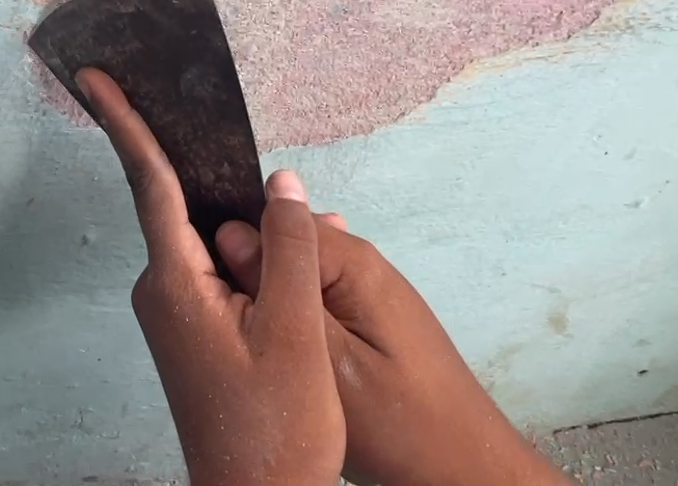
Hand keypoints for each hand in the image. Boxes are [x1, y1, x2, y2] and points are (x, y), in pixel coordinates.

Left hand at [77, 68, 343, 485]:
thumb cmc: (276, 429)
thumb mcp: (295, 334)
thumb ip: (286, 249)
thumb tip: (279, 181)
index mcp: (174, 282)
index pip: (148, 181)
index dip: (122, 122)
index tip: (92, 77)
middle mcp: (159, 287)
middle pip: (171, 201)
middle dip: (181, 153)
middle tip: (182, 100)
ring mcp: (169, 308)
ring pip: (196, 236)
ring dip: (222, 207)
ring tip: (257, 184)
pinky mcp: (185, 325)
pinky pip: (204, 263)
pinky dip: (229, 243)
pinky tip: (262, 239)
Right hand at [214, 214, 570, 485]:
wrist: (469, 476)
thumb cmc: (396, 425)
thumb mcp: (325, 360)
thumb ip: (277, 290)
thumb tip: (229, 230)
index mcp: (347, 259)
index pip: (269, 217)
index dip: (231, 246)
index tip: (208, 286)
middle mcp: (358, 258)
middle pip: (282, 239)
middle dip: (249, 267)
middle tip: (229, 319)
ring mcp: (366, 285)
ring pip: (295, 267)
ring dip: (269, 289)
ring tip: (250, 332)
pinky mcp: (369, 311)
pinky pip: (314, 289)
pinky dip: (291, 305)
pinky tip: (281, 342)